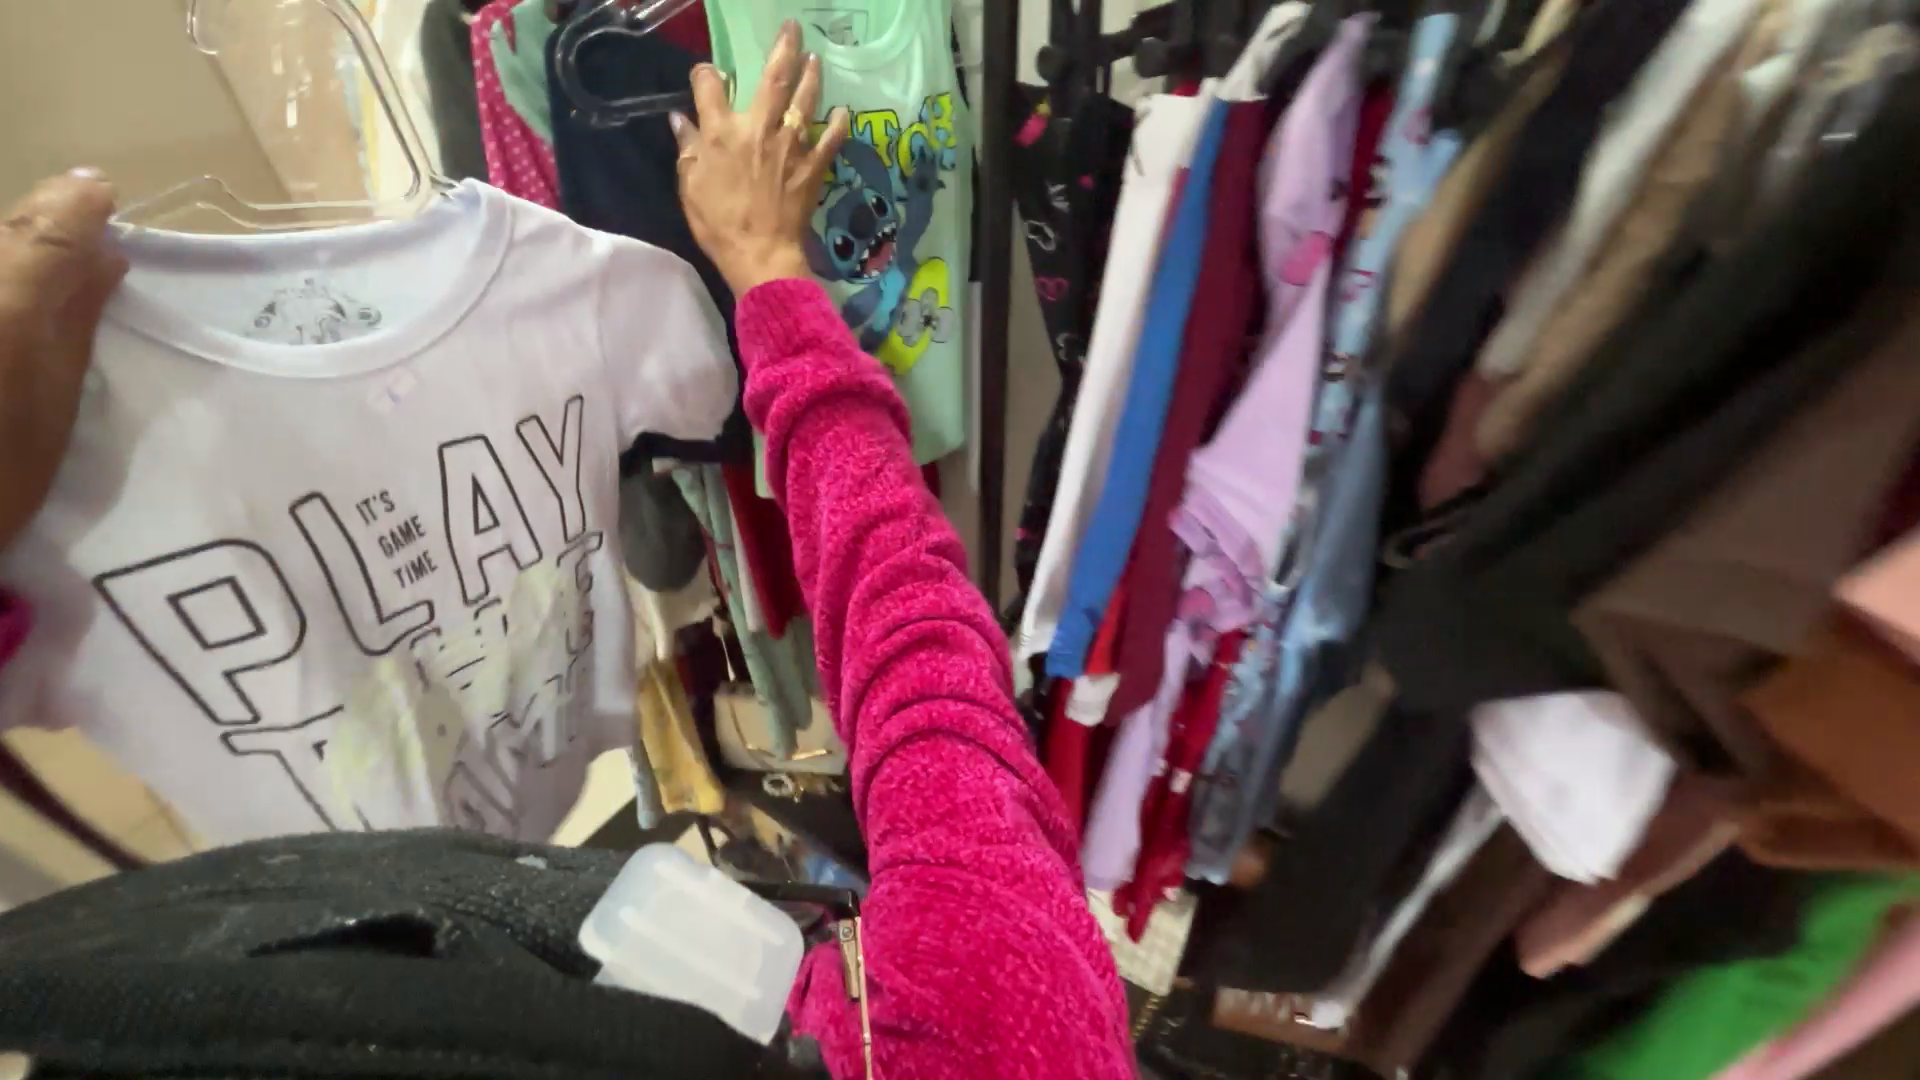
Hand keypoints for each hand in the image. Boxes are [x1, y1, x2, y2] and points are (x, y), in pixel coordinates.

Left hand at [0, 171, 126, 549]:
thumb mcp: (47, 407)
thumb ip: (71, 323)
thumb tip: (107, 261)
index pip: (38, 240)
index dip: (70, 209)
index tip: (98, 188)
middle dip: (30, 227)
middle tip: (73, 218)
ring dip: (6, 254)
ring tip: (42, 257)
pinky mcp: (3, 346)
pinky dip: (4, 282)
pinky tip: (18, 293)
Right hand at [671, 20, 847, 296]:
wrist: (760, 255)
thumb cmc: (720, 225)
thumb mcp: (690, 187)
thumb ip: (687, 149)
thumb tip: (681, 120)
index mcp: (720, 132)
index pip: (710, 86)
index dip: (706, 76)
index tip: (708, 76)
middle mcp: (758, 129)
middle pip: (772, 80)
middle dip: (782, 50)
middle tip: (792, 29)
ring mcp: (789, 148)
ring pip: (804, 102)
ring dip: (811, 77)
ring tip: (816, 59)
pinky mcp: (812, 170)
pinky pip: (829, 143)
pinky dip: (838, 127)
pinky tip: (844, 112)